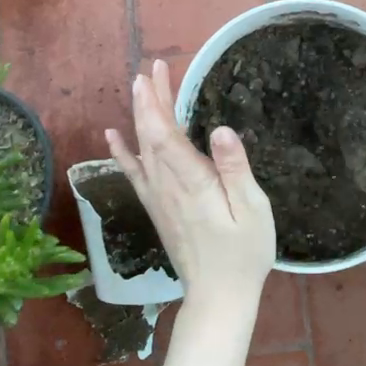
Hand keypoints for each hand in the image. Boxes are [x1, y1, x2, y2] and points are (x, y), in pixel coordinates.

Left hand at [107, 60, 275, 317]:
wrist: (219, 297)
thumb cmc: (243, 253)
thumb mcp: (252, 210)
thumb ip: (236, 169)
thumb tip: (221, 129)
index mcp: (193, 182)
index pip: (166, 135)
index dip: (158, 102)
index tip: (154, 73)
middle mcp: (168, 186)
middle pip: (150, 135)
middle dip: (148, 100)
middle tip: (149, 69)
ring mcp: (159, 199)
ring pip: (142, 149)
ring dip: (140, 116)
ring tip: (139, 87)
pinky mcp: (157, 209)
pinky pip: (134, 174)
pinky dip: (122, 153)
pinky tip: (113, 137)